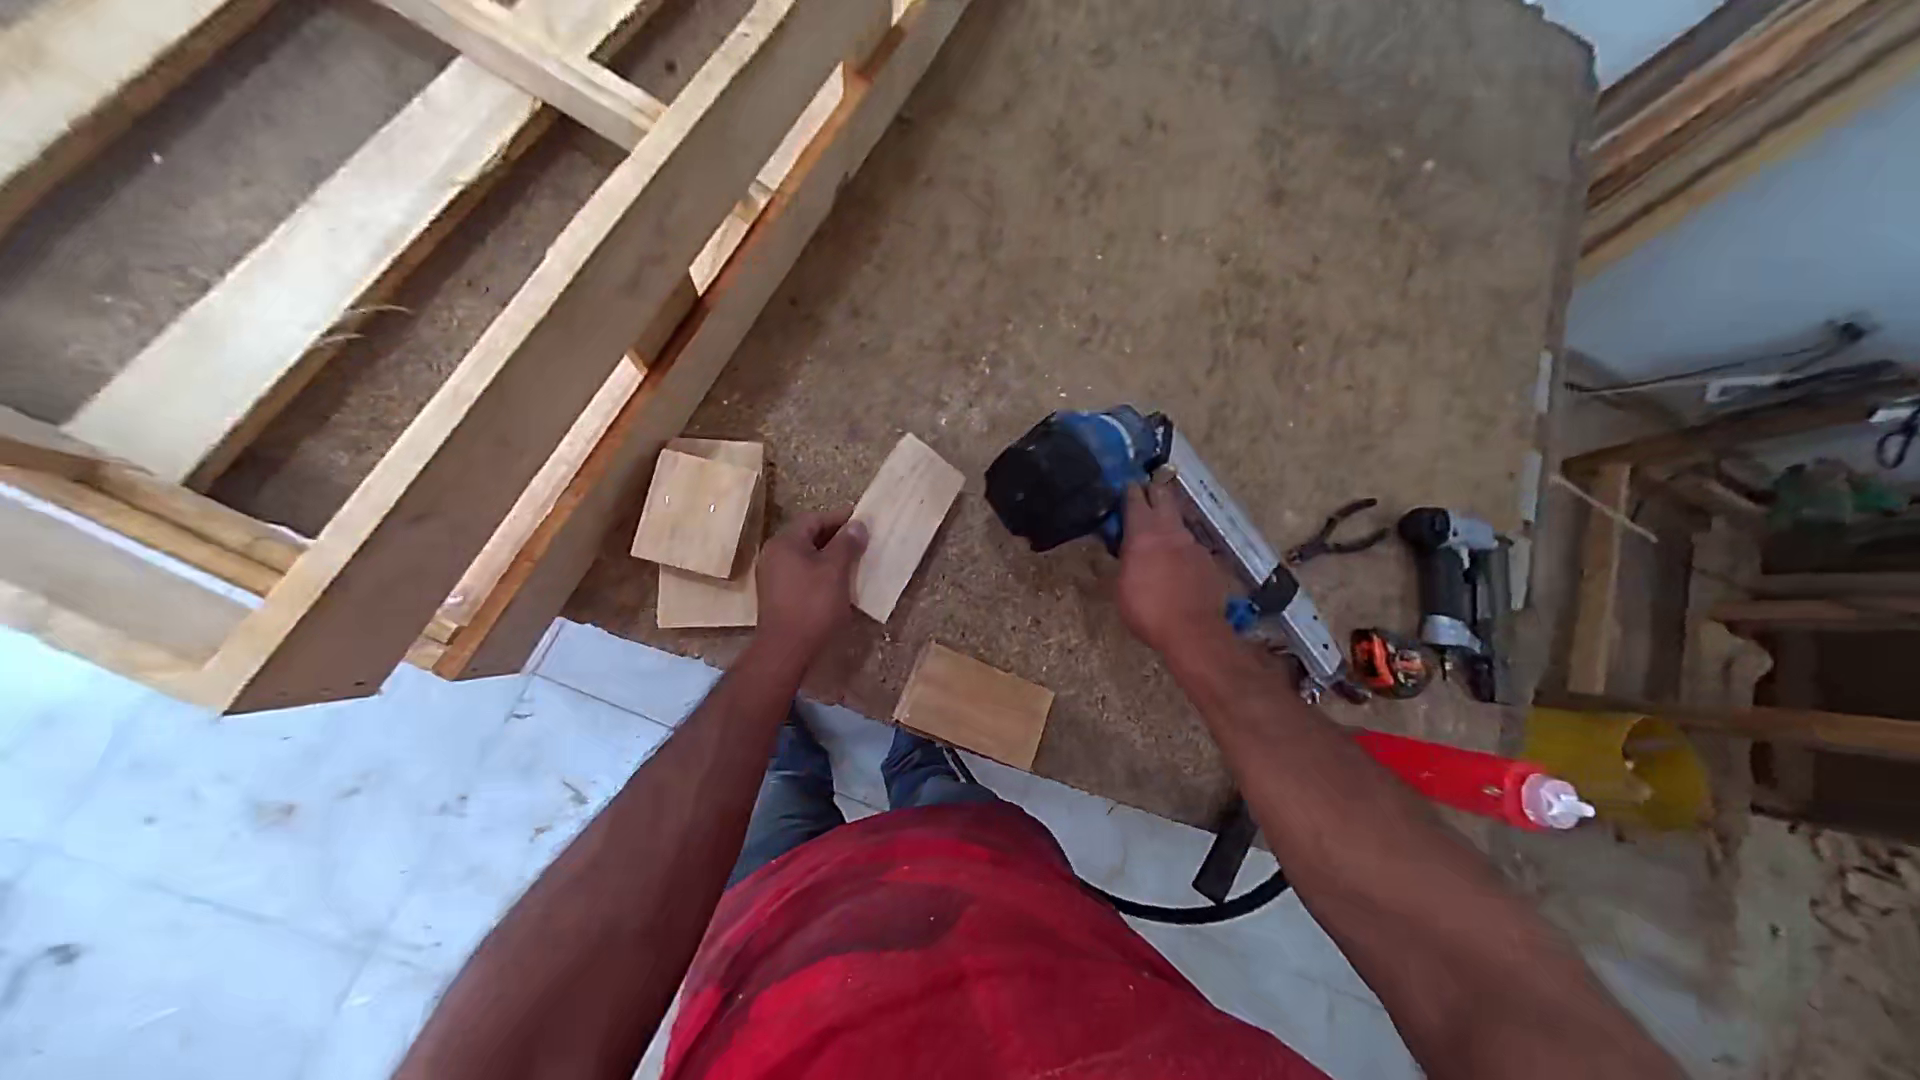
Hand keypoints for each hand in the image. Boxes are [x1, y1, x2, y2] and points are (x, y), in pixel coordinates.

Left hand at [755, 508, 868, 659]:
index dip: (839, 518)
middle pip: (807, 535)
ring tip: (852, 559)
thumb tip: (857, 525)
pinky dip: (818, 570)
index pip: (814, 519)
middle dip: (834, 536)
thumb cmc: (813, 604)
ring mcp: (772, 575)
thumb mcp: (835, 570)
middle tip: (860, 539)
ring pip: (804, 555)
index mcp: (785, 542)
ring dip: (827, 554)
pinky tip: (835, 580)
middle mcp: (773, 554)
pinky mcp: (776, 594)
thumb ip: (846, 544)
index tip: (862, 520)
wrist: (786, 649)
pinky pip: (800, 572)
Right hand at [1118, 484, 1231, 658]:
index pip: (1135, 500)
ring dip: (1168, 524)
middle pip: (1163, 498)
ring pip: (1179, 525)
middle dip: (1154, 492)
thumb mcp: (1121, 587)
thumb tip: (1127, 552)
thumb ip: (1125, 562)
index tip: (1126, 486)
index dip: (1129, 491)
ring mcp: (1194, 546)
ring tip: (1160, 535)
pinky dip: (1182, 551)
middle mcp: (1170, 532)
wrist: (1192, 631)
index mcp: (1143, 535)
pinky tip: (1178, 566)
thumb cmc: (1147, 611)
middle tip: (1146, 491)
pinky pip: (1192, 549)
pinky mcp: (1210, 562)